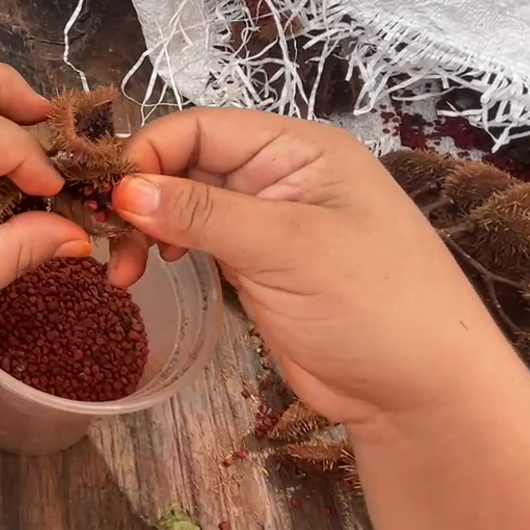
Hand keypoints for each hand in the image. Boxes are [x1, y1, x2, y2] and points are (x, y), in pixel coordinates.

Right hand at [105, 109, 516, 427]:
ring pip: (179, 202)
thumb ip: (201, 213)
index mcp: (295, 148)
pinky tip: (146, 270)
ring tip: (124, 270)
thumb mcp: (286, 248)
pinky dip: (160, 249)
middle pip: (182, 163)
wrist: (421, 401)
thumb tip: (122, 190)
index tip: (111, 200)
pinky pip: (190, 236)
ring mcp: (261, 218)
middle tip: (108, 244)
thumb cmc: (373, 306)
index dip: (147, 155)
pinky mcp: (249, 259)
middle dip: (140, 198)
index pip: (197, 128)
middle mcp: (274, 173)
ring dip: (144, 228)